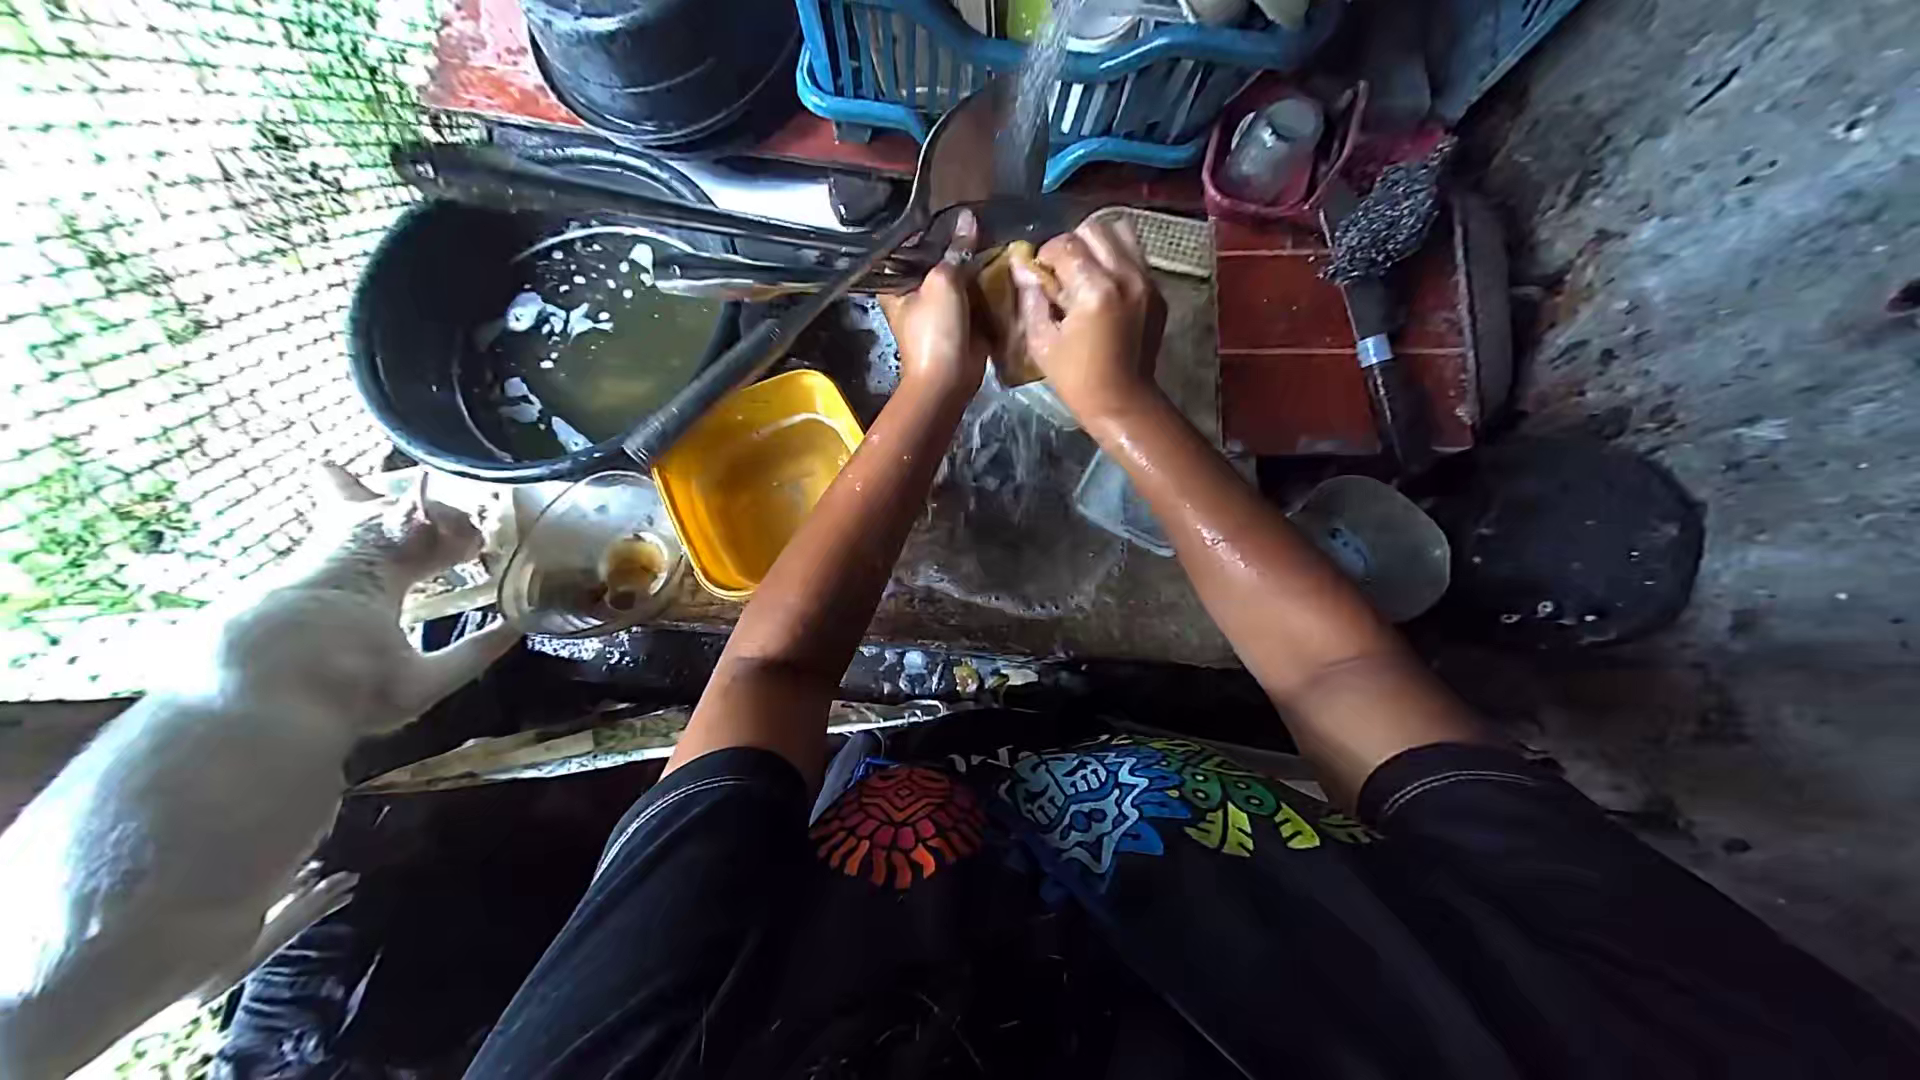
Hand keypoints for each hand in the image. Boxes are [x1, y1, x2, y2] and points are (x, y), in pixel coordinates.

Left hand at [879, 211, 986, 400]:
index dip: (930, 227)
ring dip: (976, 263)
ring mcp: (939, 307)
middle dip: (959, 244)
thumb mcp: (942, 282)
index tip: (953, 206)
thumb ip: (955, 250)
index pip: (910, 244)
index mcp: (896, 282)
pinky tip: (1001, 263)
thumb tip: (969, 217)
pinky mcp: (961, 321)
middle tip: (982, 218)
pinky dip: (986, 284)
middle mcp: (915, 292)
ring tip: (995, 234)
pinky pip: (974, 296)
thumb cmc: (934, 331)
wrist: (948, 380)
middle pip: (938, 259)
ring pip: (959, 276)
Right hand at [1013, 218, 1167, 426]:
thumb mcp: (1042, 343)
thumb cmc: (1077, 379)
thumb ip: (1031, 299)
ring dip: (1097, 246)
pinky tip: (1103, 290)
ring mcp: (1147, 282)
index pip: (1066, 244)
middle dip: (1072, 244)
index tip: (1040, 274)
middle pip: (1094, 228)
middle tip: (1062, 272)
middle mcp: (1126, 276)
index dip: (1046, 254)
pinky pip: (1134, 257)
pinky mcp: (1157, 291)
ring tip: (1085, 273)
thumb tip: (1021, 268)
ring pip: (1120, 233)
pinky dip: (1115, 262)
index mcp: (1095, 290)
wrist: (1123, 402)